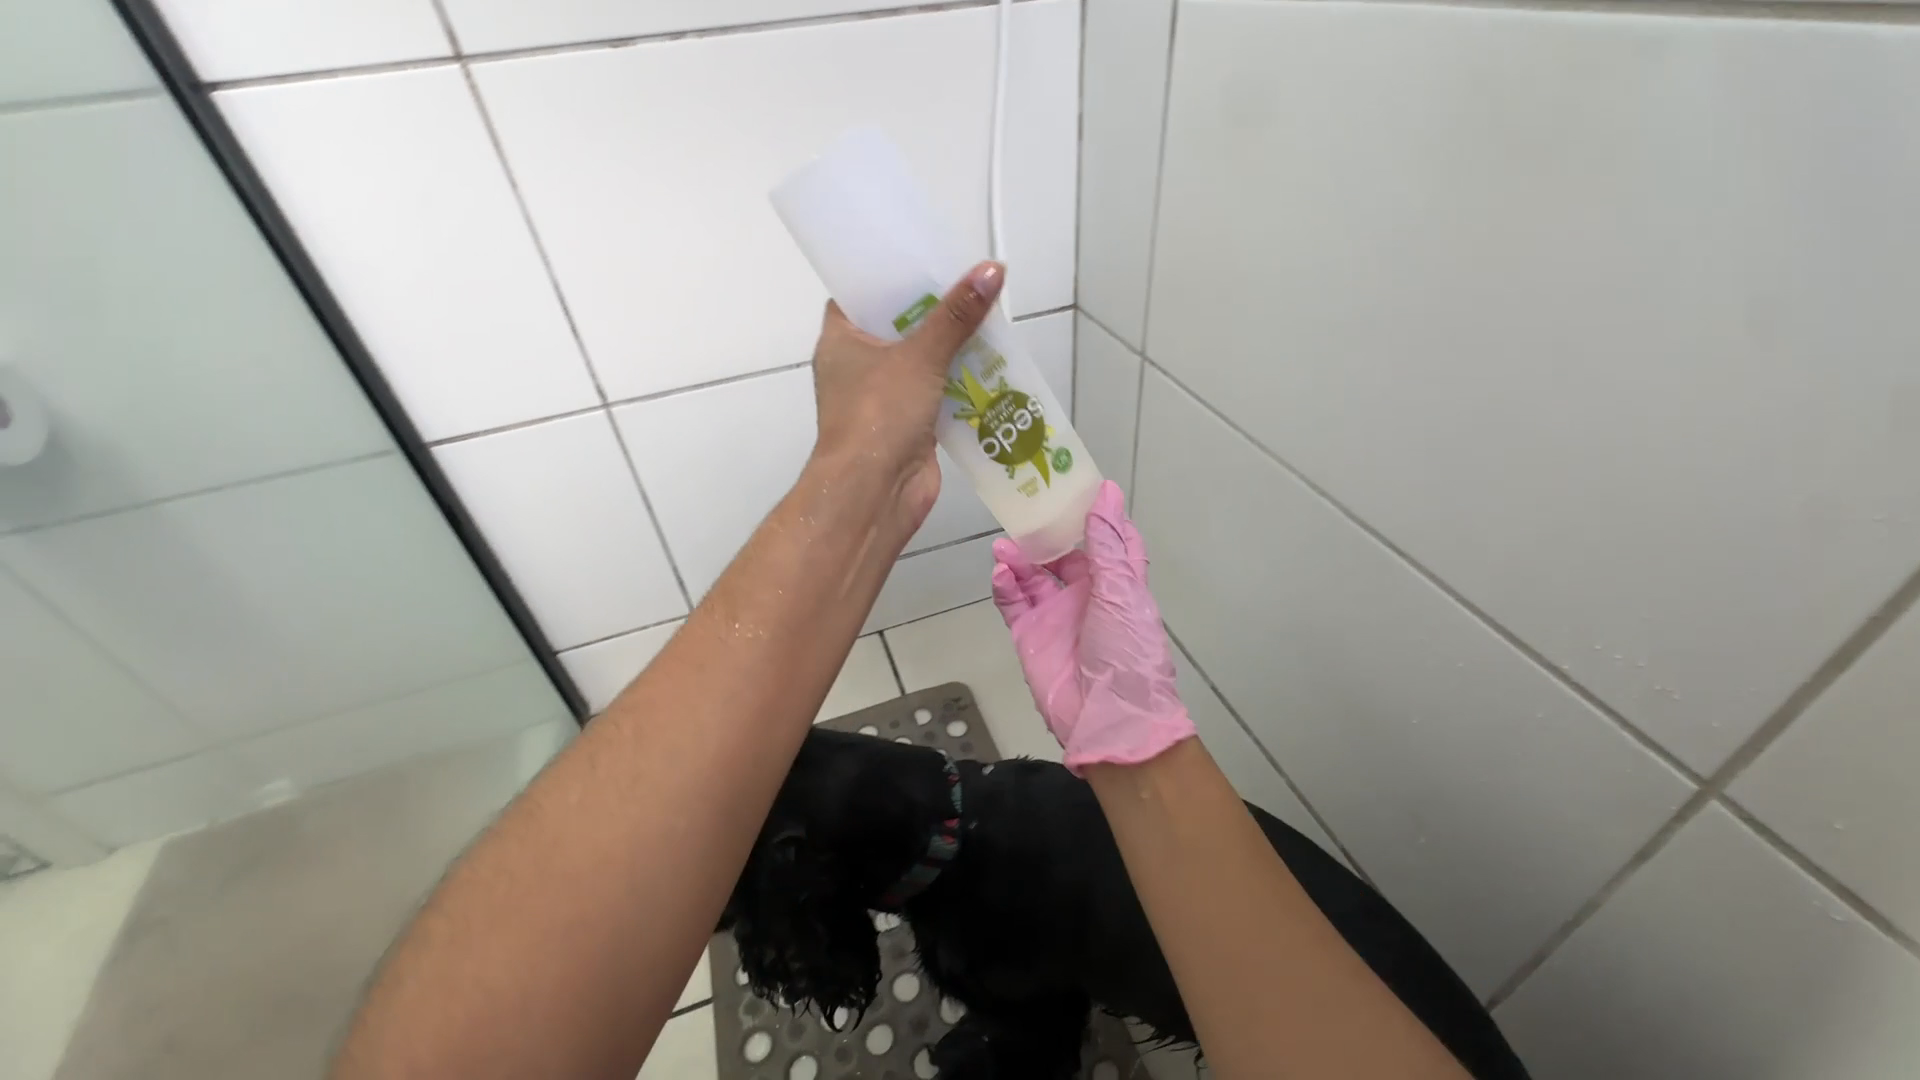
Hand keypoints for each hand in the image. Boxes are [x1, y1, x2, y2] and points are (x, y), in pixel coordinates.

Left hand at [809, 261, 1004, 532]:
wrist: (874, 493)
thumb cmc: (878, 416)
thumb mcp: (919, 355)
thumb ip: (957, 315)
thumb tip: (992, 270)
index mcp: (841, 340)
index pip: (861, 294)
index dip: (890, 274)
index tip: (924, 256)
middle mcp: (859, 366)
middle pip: (899, 327)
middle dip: (934, 310)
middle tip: (970, 282)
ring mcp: (884, 398)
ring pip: (923, 362)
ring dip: (953, 348)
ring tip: (990, 316)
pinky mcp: (910, 425)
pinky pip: (939, 394)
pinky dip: (963, 383)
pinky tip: (994, 364)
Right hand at [990, 481, 1196, 772]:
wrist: (1108, 720)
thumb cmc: (1126, 652)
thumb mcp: (1122, 593)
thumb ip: (1108, 544)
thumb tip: (1106, 492)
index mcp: (1115, 584)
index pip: (1105, 543)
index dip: (1093, 517)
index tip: (1075, 486)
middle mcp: (1084, 596)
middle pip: (1061, 556)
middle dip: (1044, 535)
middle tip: (1024, 510)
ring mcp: (1054, 617)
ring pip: (1031, 577)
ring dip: (1019, 558)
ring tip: (1005, 545)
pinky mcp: (1029, 637)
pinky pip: (1012, 603)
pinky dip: (1005, 585)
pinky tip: (1001, 571)